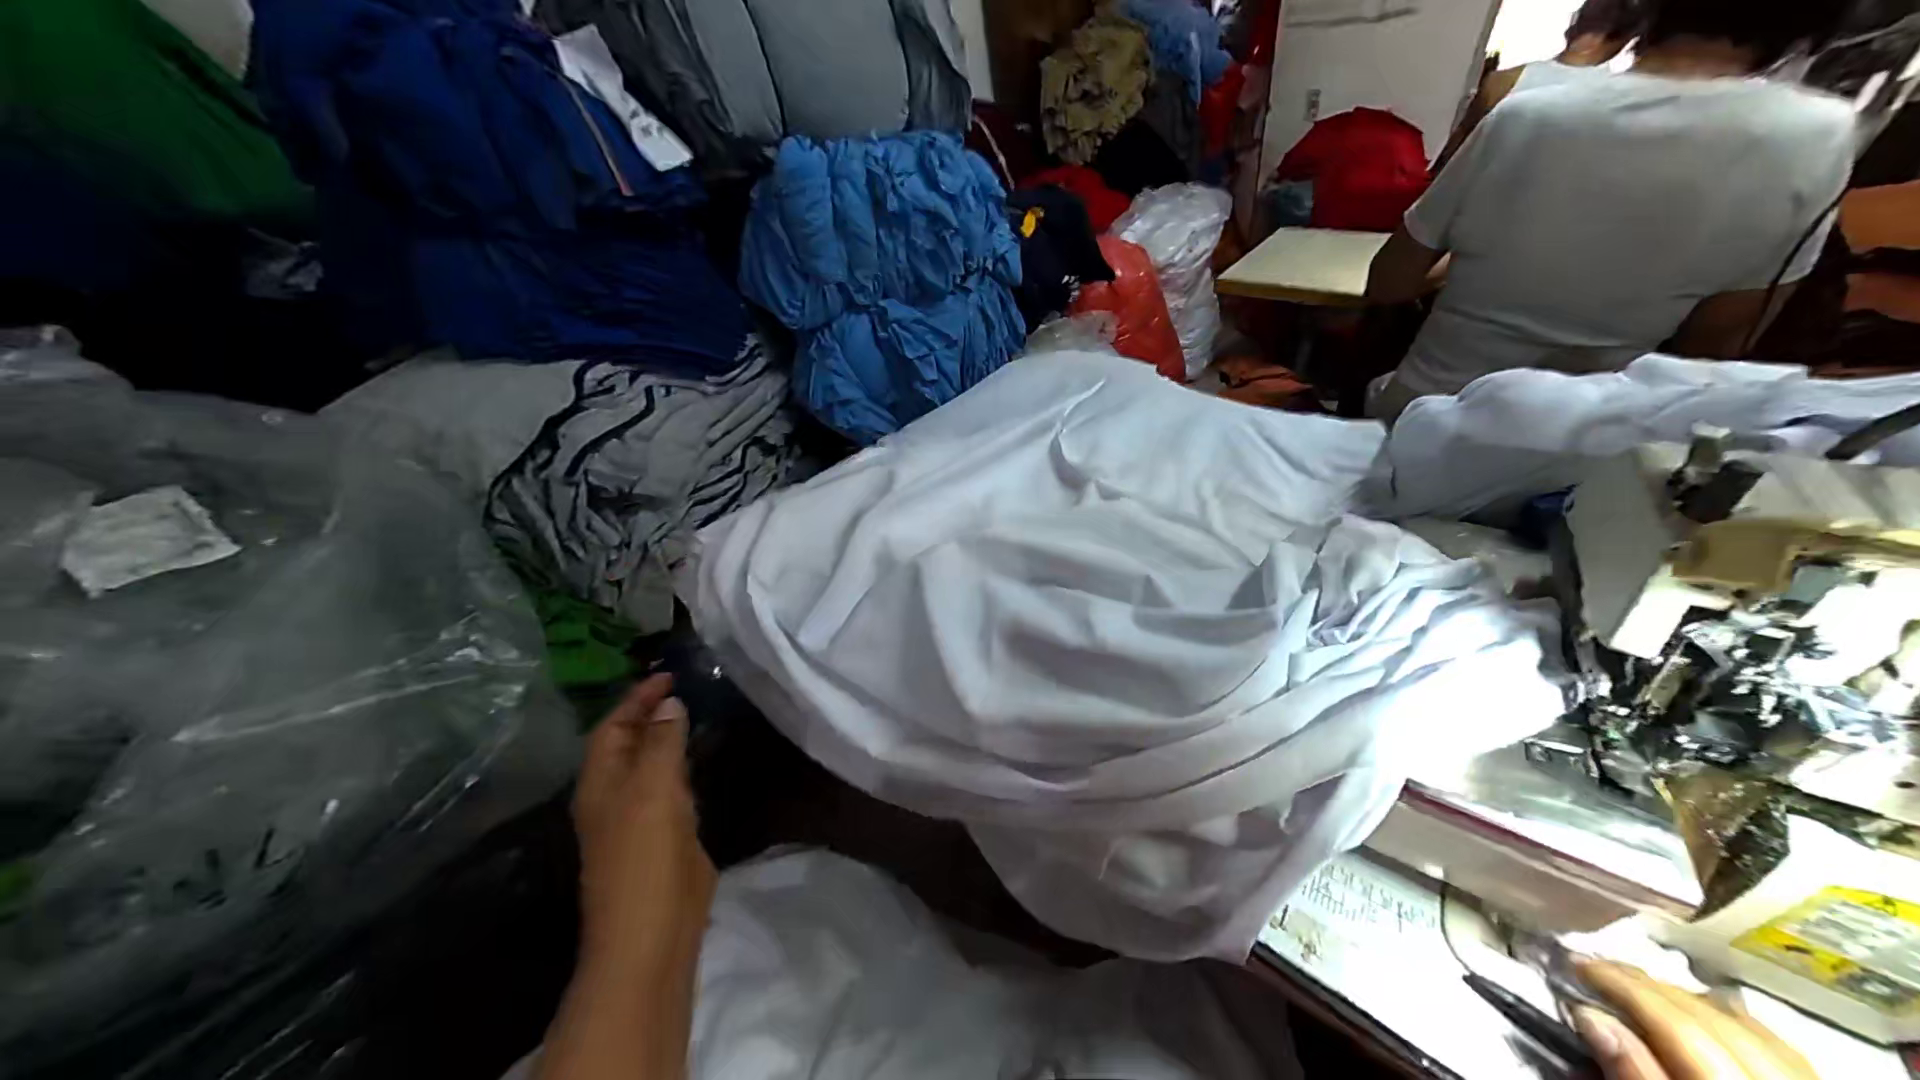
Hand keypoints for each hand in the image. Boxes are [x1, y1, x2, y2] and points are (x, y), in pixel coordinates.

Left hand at [572, 674, 715, 964]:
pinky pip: (673, 788)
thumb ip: (663, 742)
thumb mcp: (653, 788)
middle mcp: (616, 795)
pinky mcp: (665, 835)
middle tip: (686, 687)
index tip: (670, 674)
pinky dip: (684, 766)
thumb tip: (670, 704)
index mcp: (601, 782)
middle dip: (652, 714)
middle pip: (629, 744)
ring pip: (652, 765)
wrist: (653, 927)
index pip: (613, 727)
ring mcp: (640, 817)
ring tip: (697, 712)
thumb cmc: (644, 853)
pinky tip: (703, 758)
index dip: (637, 699)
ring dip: (669, 738)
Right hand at [1570, 959, 1817, 1079]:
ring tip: (1640, 984)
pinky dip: (1736, 1019)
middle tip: (1595, 965)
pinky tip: (1707, 1008)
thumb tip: (1587, 1014)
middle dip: (1649, 985)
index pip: (1680, 1028)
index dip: (1624, 990)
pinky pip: (1784, 1047)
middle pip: (1714, 1019)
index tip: (1576, 964)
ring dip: (1687, 996)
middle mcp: (1782, 1079)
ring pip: (1750, 1026)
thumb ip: (1636, 1076)